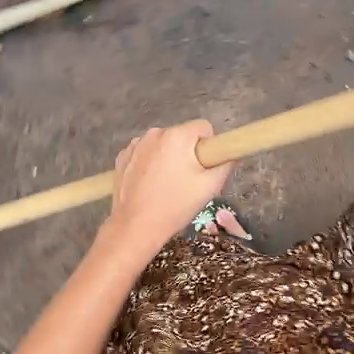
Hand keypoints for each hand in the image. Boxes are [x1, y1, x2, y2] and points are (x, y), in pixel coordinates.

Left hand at [105, 121, 233, 249]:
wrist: (135, 227)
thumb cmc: (176, 206)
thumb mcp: (210, 187)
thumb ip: (226, 164)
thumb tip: (230, 154)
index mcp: (177, 136)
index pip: (203, 127)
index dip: (208, 147)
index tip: (204, 167)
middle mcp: (154, 133)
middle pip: (182, 136)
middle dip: (187, 153)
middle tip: (187, 181)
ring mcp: (135, 145)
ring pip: (162, 145)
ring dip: (168, 158)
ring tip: (166, 186)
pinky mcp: (122, 157)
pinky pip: (145, 153)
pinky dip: (150, 164)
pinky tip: (149, 186)